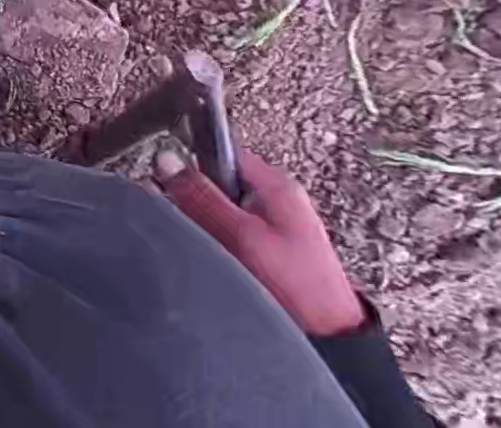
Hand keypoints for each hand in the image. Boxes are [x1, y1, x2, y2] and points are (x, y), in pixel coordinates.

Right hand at [155, 148, 366, 337]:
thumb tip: (168, 160)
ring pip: (221, 210)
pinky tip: (218, 262)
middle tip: (189, 222)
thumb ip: (203, 197)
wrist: (332, 347)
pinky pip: (230, 234)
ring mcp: (273, 226)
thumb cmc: (300, 290)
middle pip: (218, 182)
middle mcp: (275, 200)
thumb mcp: (242, 236)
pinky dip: (218, 244)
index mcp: (276, 185)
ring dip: (206, 225)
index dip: (194, 165)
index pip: (222, 152)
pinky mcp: (269, 250)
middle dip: (197, 200)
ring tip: (208, 248)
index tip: (172, 180)